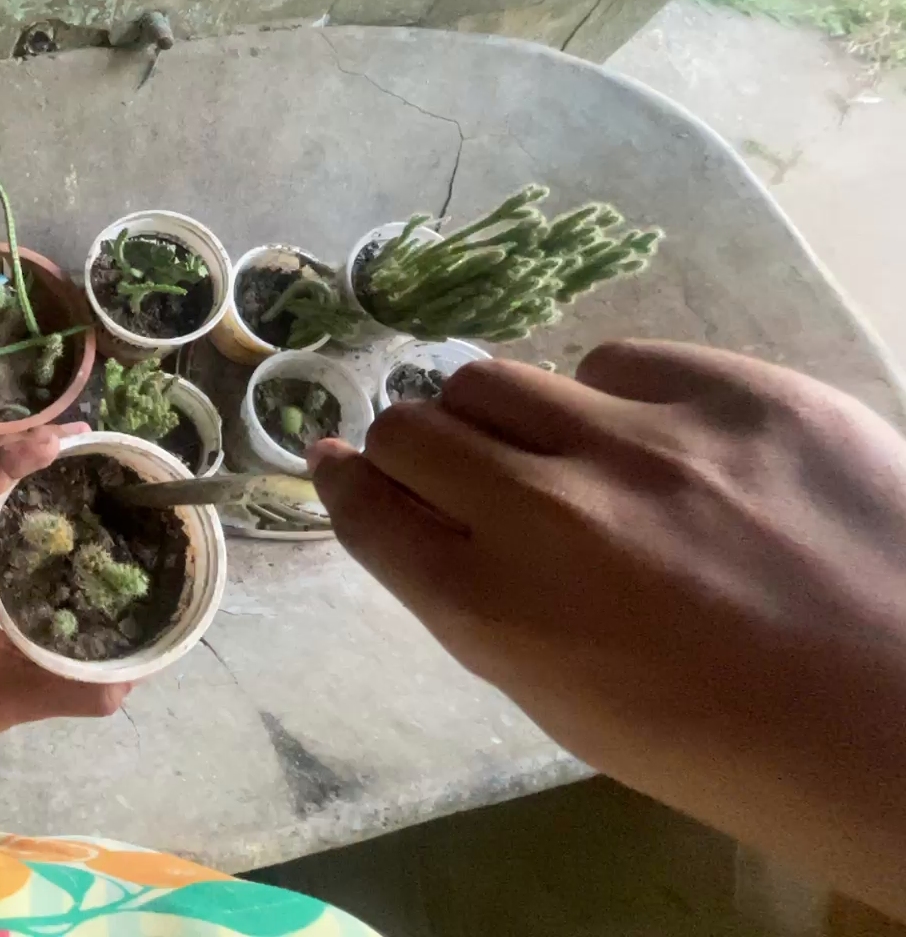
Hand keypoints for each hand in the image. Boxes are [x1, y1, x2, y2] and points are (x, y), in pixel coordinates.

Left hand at [0, 423, 131, 755]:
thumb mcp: (20, 699)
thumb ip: (79, 694)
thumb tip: (137, 677)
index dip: (8, 460)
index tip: (56, 444)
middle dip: (20, 443)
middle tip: (79, 437)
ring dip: (11, 453)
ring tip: (66, 447)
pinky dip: (4, 475)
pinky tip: (42, 484)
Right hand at [309, 340, 905, 916]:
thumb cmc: (698, 728)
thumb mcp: (530, 677)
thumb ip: (431, 575)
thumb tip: (355, 478)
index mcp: (491, 606)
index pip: (361, 504)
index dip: (341, 478)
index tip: (342, 464)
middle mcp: (547, 514)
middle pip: (405, 429)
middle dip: (416, 452)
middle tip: (471, 481)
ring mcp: (647, 447)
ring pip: (485, 380)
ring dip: (497, 421)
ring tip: (563, 458)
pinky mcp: (746, 396)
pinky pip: (610, 361)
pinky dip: (607, 401)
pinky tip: (658, 447)